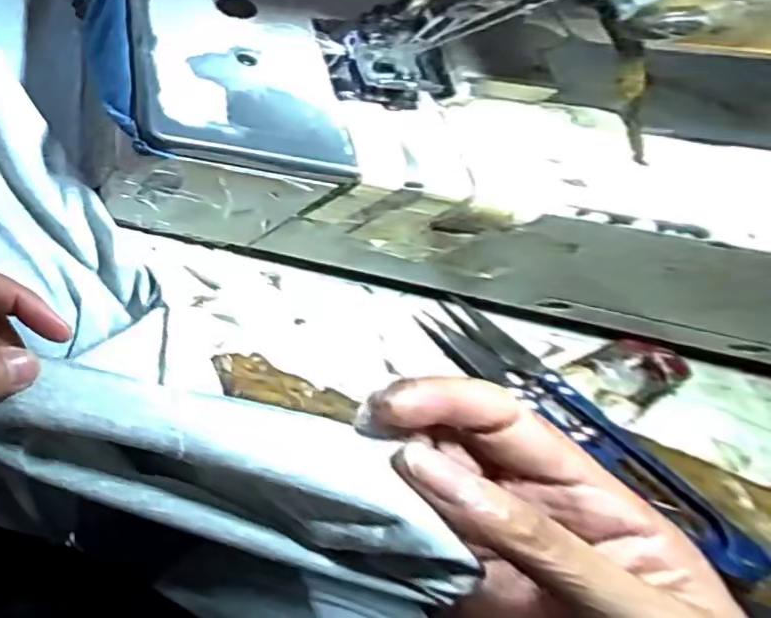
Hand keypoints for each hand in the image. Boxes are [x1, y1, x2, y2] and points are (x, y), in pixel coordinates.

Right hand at [366, 377, 742, 617]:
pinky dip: (372, 505)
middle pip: (440, 430)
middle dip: (395, 421)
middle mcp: (515, 494)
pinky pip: (399, 518)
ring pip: (409, 467)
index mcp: (575, 489)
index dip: (440, 396)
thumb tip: (419, 461)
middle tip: (361, 434)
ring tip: (356, 469)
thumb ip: (541, 539)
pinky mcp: (445, 560)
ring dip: (377, 460)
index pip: (498, 415)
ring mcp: (476, 527)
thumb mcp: (636, 602)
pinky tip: (358, 501)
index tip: (390, 407)